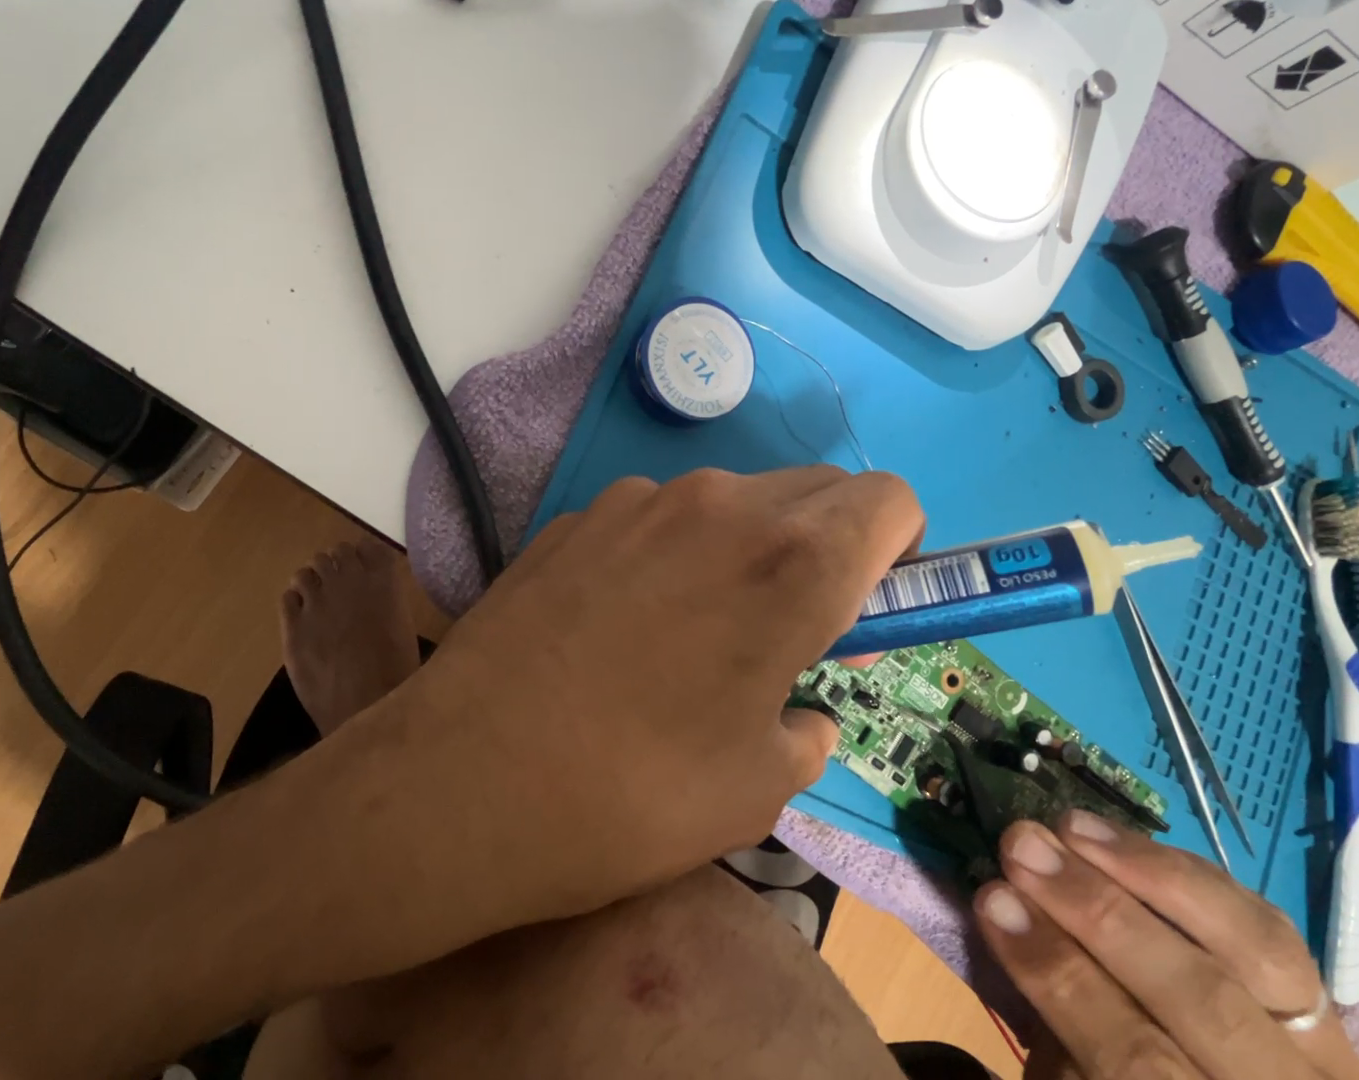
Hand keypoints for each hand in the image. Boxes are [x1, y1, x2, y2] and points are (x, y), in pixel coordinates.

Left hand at [386, 466, 922, 928]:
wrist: (462, 784)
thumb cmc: (635, 796)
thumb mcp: (760, 786)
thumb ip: (806, 728)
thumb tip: (801, 710)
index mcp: (790, 562)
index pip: (889, 502)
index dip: (896, 552)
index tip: (863, 612)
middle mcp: (715, 507)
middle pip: (810, 494)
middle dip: (823, 550)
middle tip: (784, 634)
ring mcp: (630, 505)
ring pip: (725, 505)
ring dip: (739, 552)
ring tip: (688, 638)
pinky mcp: (565, 522)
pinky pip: (649, 524)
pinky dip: (664, 558)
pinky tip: (614, 630)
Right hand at [975, 812, 1358, 1079]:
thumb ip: (1054, 1030)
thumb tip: (1018, 921)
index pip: (1137, 1058)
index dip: (1059, 973)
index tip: (993, 899)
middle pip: (1202, 998)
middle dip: (1097, 910)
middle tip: (1022, 845)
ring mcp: (1328, 1058)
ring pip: (1257, 950)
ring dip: (1149, 873)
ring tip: (1070, 826)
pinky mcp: (1329, 1010)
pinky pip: (1268, 927)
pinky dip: (1188, 874)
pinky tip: (1122, 840)